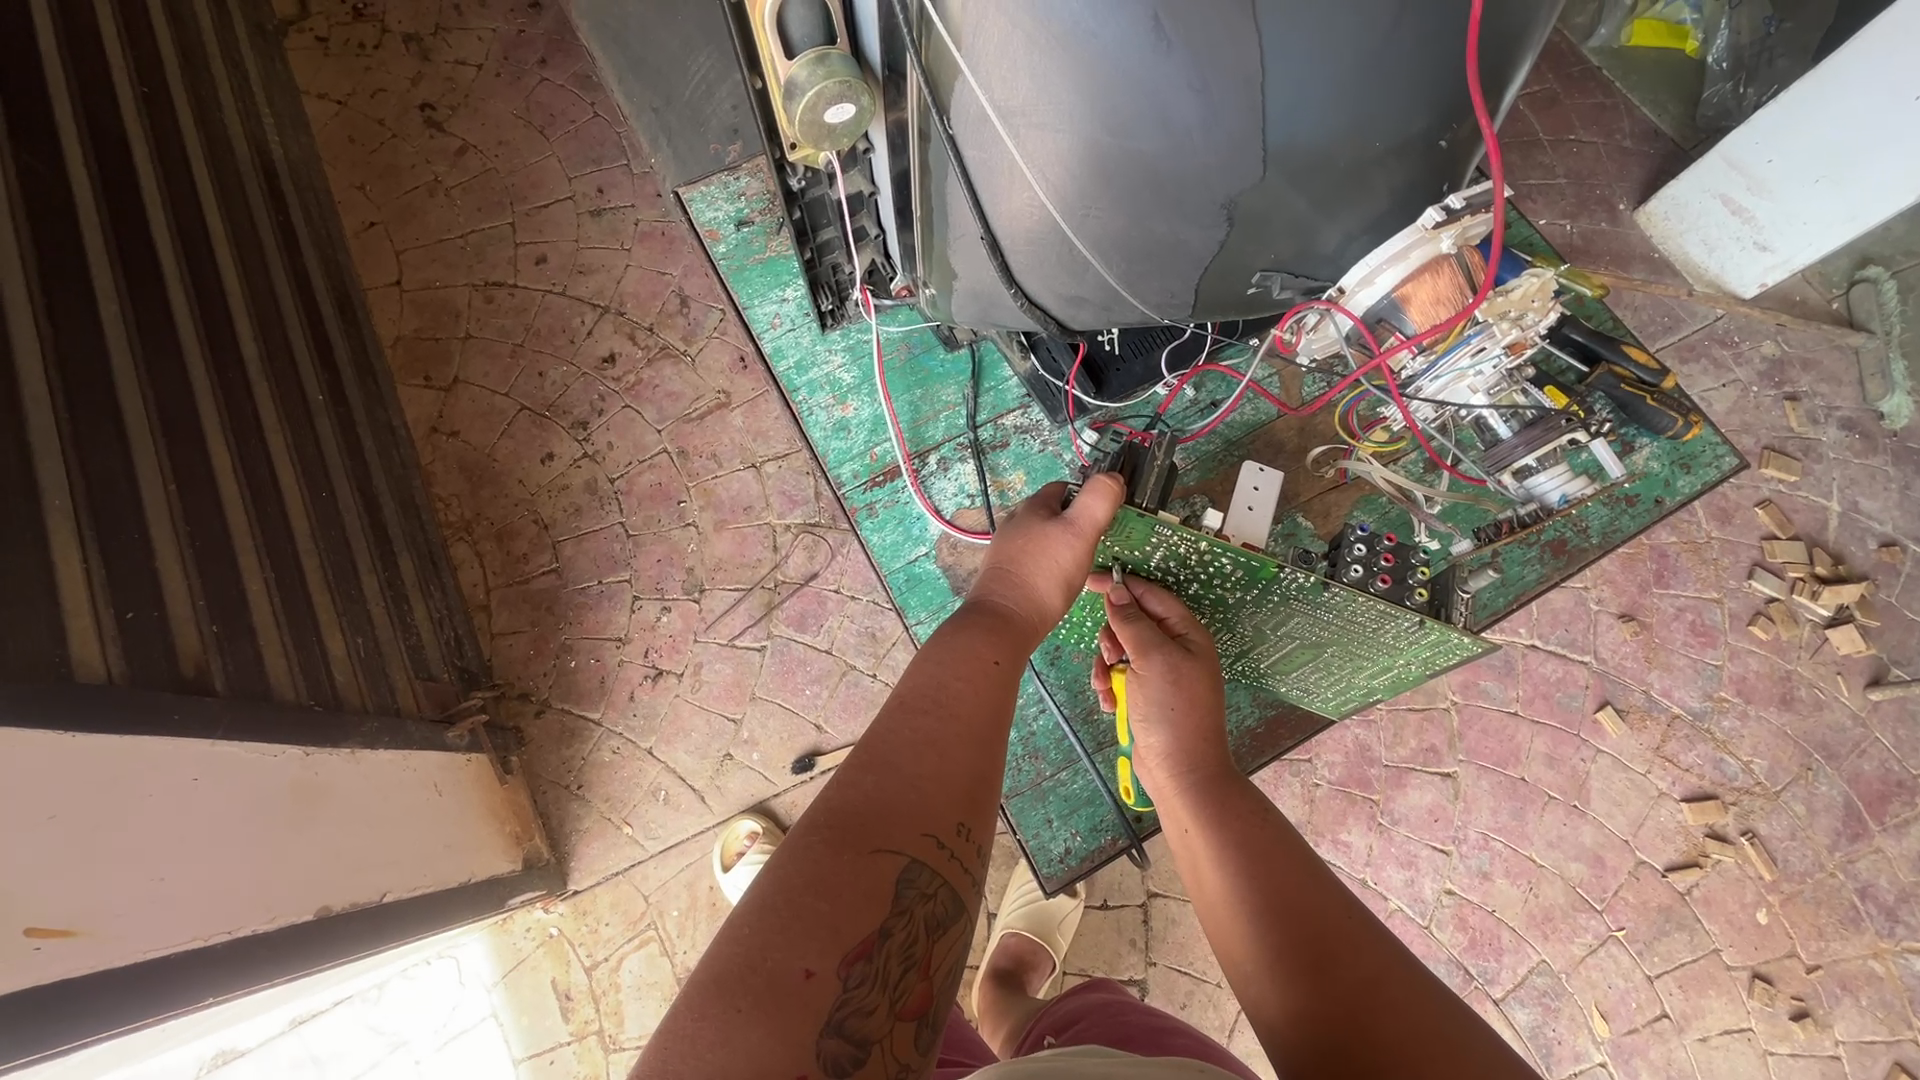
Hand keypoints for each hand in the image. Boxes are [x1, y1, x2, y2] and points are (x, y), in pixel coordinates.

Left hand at [963, 474, 1125, 646]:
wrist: (1005, 620)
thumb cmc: (1046, 573)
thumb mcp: (1080, 531)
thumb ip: (1098, 501)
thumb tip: (1113, 477)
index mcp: (1033, 506)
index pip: (1065, 487)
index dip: (1088, 497)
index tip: (1106, 517)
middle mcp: (1015, 523)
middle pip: (1051, 513)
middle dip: (1073, 523)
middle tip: (1095, 543)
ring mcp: (1005, 549)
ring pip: (1040, 538)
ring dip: (1059, 546)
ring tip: (1078, 565)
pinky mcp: (1003, 574)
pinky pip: (1031, 561)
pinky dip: (1046, 566)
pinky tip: (1056, 583)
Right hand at [1086, 574, 1231, 798]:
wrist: (1180, 772)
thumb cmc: (1172, 710)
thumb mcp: (1152, 658)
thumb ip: (1132, 621)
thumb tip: (1117, 590)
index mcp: (1186, 633)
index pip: (1151, 595)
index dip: (1122, 586)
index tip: (1090, 582)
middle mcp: (1175, 648)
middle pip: (1132, 621)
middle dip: (1113, 635)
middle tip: (1111, 656)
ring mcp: (1159, 673)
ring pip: (1120, 649)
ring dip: (1106, 664)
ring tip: (1106, 685)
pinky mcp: (1144, 694)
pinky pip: (1118, 675)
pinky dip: (1109, 684)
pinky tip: (1108, 702)